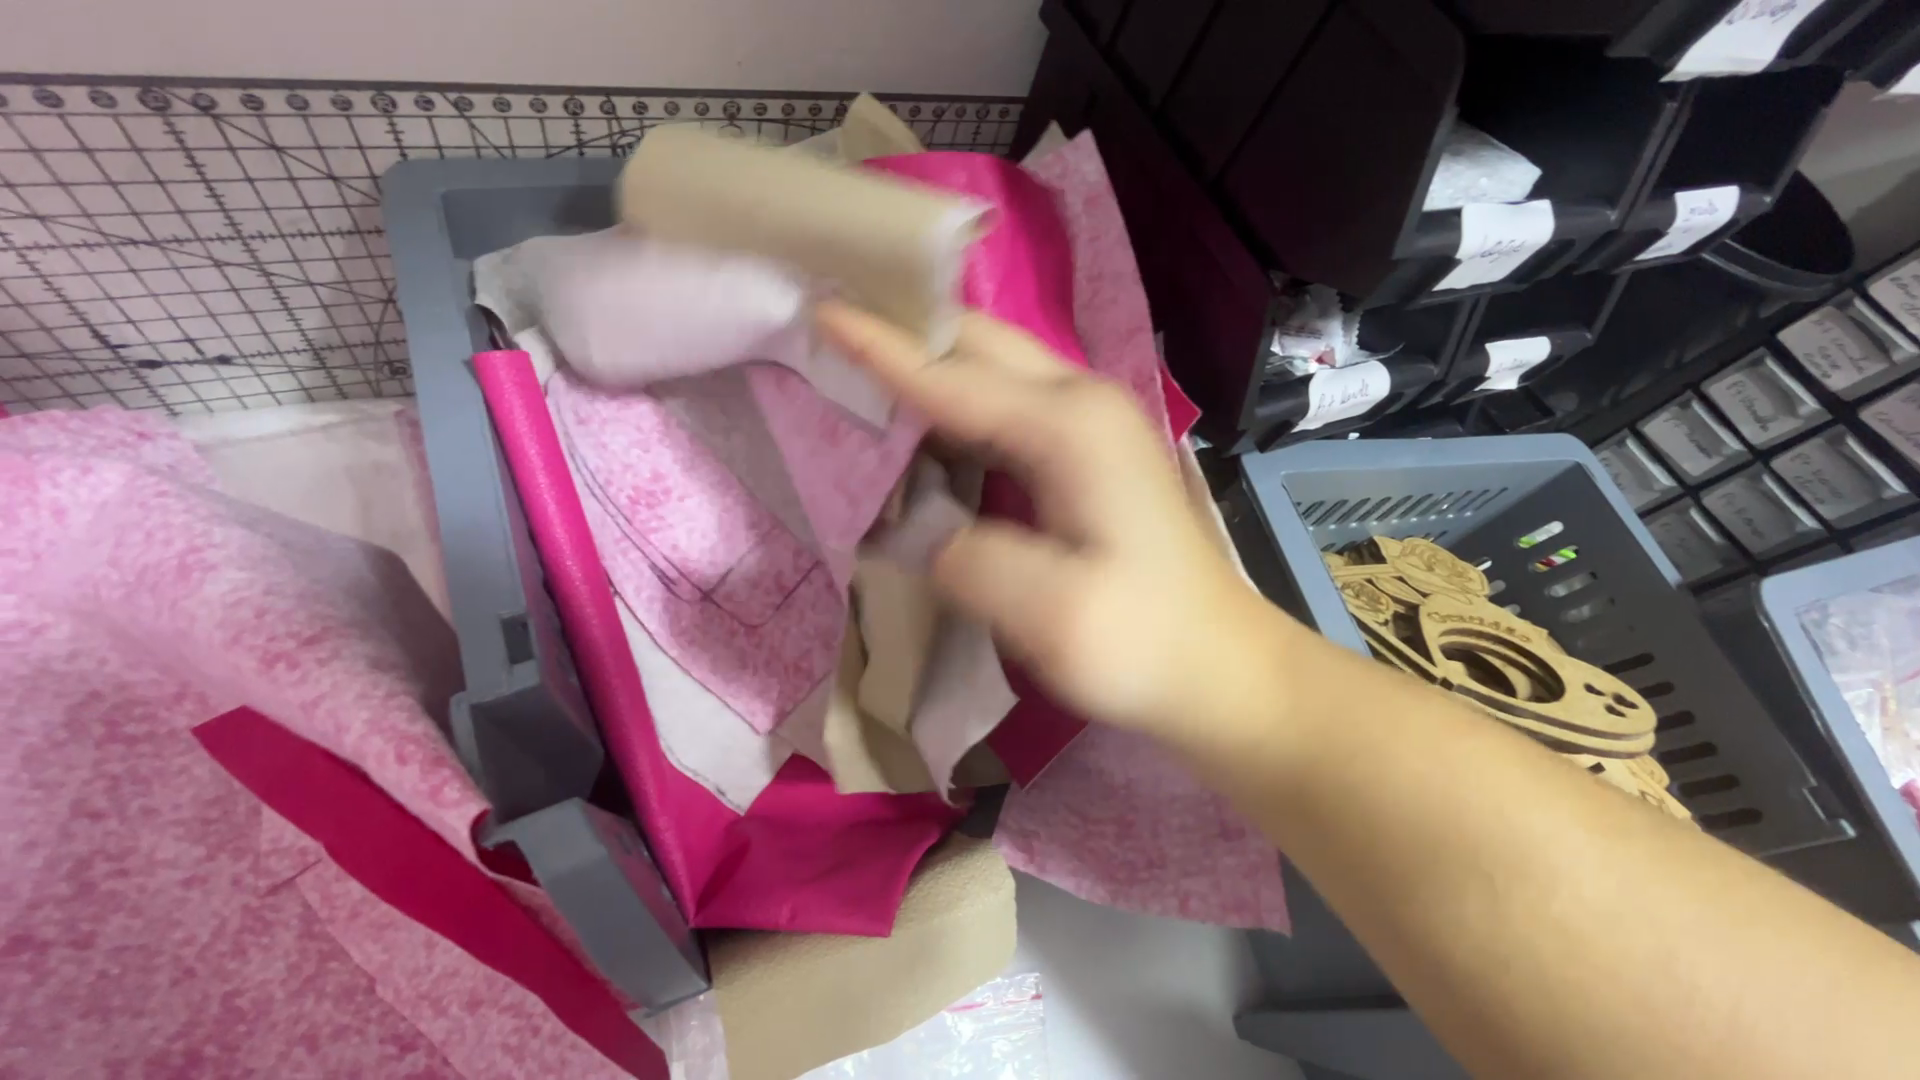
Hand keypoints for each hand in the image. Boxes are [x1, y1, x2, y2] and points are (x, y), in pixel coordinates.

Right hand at [816, 301, 1285, 733]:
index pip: (952, 376)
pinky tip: (919, 428)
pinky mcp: (1087, 454)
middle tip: (832, 325)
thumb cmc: (1142, 644)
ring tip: (858, 368)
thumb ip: (969, 560)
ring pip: (991, 369)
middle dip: (905, 328)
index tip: (818, 312)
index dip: (880, 348)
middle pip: (978, 343)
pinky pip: (1004, 406)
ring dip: (928, 364)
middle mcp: (1082, 404)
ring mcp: (1090, 425)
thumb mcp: (1050, 615)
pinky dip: (954, 405)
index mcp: (1070, 428)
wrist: (1218, 669)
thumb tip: (924, 532)